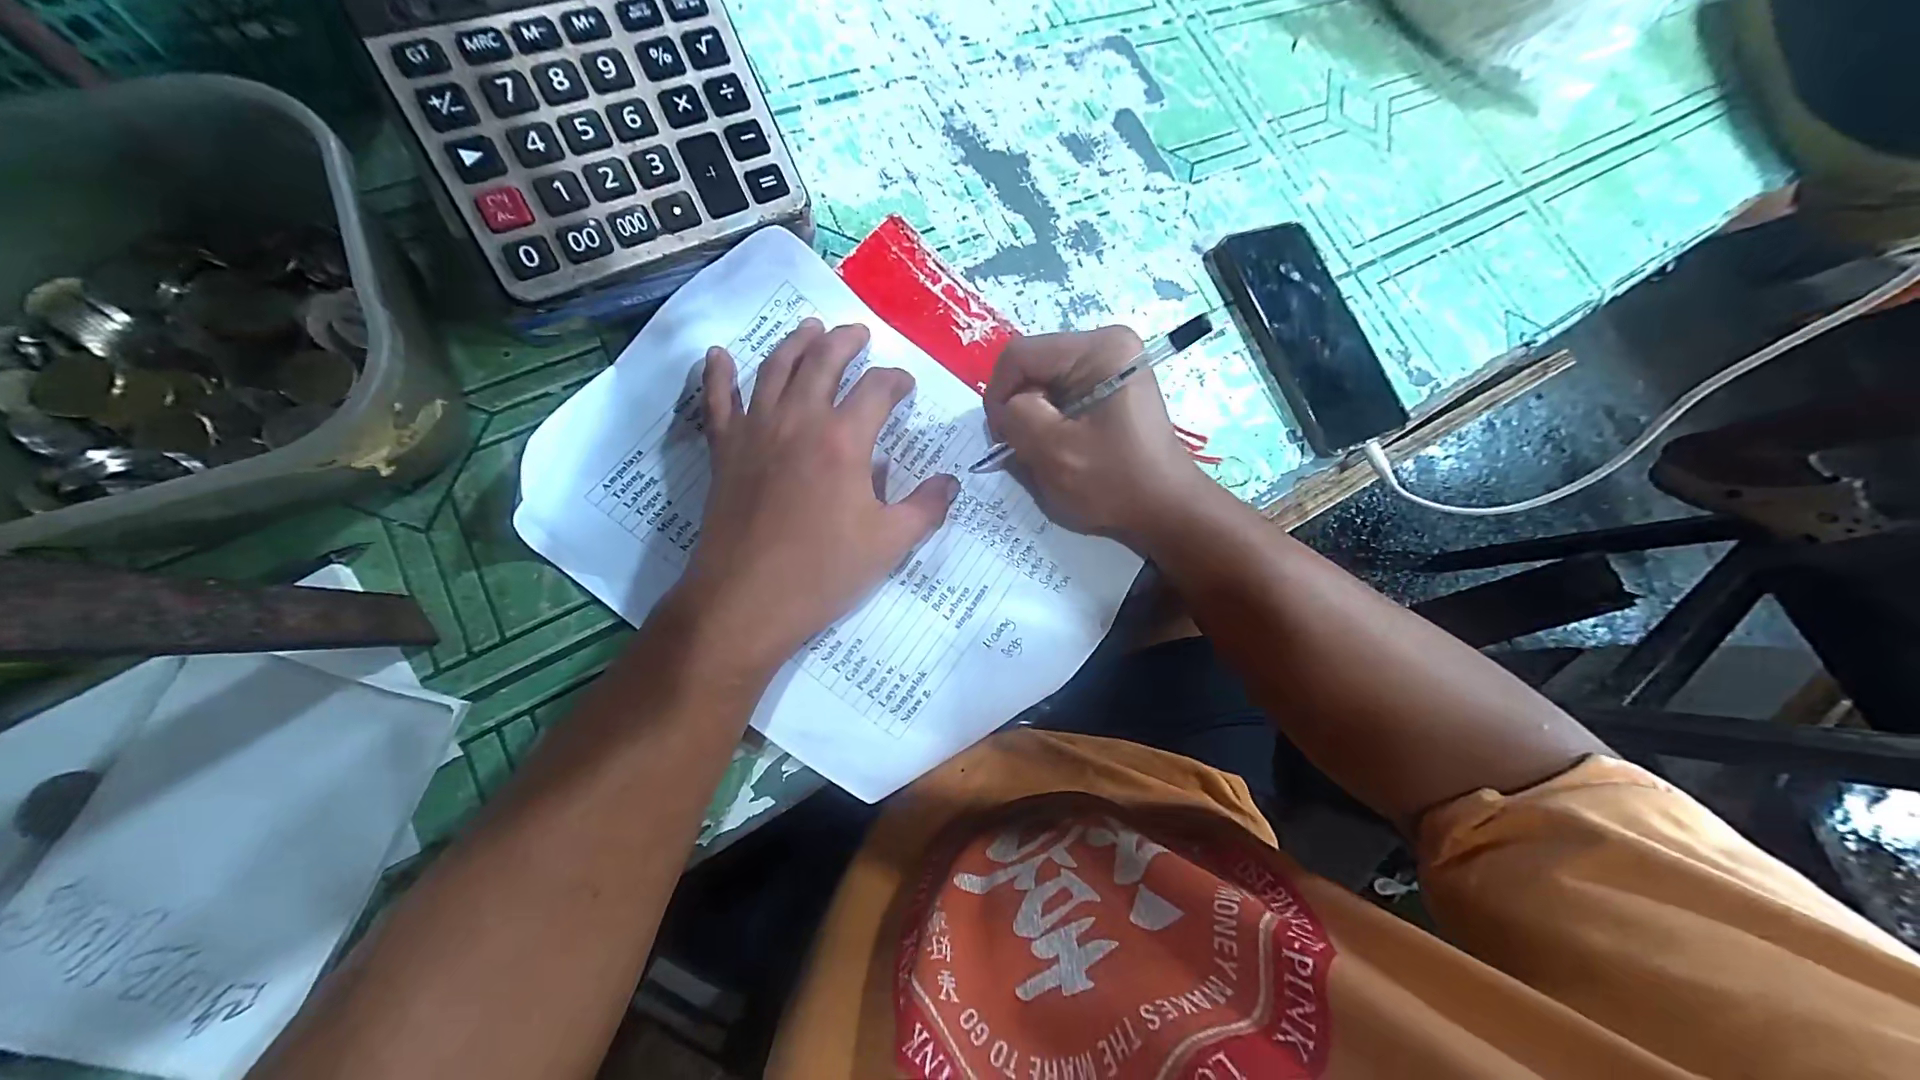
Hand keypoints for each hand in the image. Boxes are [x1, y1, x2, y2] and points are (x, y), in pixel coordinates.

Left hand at [676, 319, 958, 671]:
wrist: (746, 600)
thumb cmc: (823, 573)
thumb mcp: (889, 543)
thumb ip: (925, 508)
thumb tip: (950, 483)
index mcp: (845, 440)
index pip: (876, 390)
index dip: (896, 381)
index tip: (905, 386)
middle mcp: (799, 421)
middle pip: (823, 362)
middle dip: (845, 341)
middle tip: (858, 333)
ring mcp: (756, 431)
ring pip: (774, 369)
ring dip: (795, 343)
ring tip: (810, 328)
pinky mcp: (724, 451)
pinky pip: (718, 401)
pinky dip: (718, 375)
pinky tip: (717, 354)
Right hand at [984, 326, 1211, 543]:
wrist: (1166, 508)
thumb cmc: (1114, 482)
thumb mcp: (1053, 451)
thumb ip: (1016, 417)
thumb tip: (1006, 408)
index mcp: (1099, 349)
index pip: (1019, 356)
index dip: (999, 396)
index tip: (1003, 437)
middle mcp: (1107, 344)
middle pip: (1033, 366)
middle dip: (1020, 407)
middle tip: (1025, 448)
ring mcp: (1112, 363)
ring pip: (1045, 382)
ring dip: (1036, 417)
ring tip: (1048, 451)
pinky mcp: (1111, 385)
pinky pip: (1063, 393)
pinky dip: (1053, 420)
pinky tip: (1065, 446)